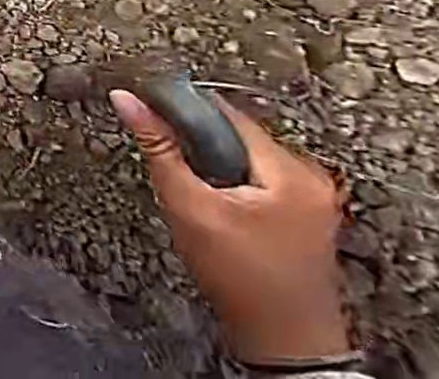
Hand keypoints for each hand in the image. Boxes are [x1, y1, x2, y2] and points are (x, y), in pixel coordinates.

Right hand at [110, 90, 349, 366]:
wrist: (283, 339)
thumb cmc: (240, 278)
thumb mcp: (187, 204)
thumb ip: (157, 146)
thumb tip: (127, 100)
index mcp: (291, 172)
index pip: (225, 112)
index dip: (182, 107)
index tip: (148, 105)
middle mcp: (310, 177)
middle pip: (234, 131)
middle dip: (196, 138)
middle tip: (169, 155)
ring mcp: (310, 195)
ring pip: (241, 152)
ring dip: (210, 157)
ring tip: (191, 182)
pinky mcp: (302, 208)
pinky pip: (254, 172)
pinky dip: (226, 174)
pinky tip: (211, 196)